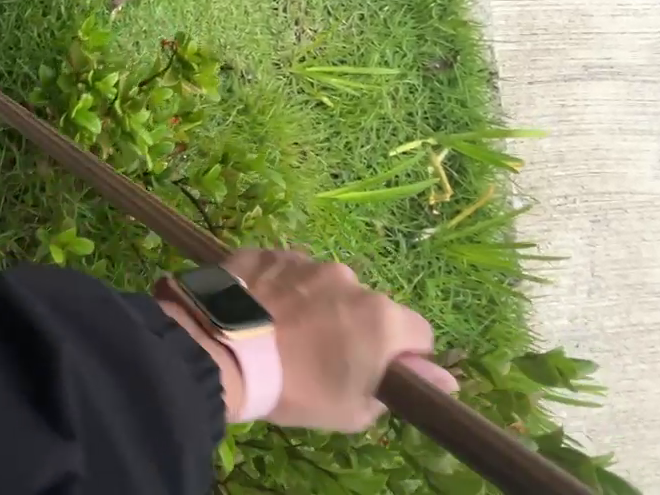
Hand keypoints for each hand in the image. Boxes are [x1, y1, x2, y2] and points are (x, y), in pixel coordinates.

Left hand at [223, 249, 458, 430]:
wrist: (219, 348)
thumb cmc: (295, 387)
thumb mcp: (354, 408)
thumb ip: (399, 386)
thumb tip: (440, 377)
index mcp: (380, 316)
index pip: (417, 332)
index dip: (405, 353)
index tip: (381, 368)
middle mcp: (343, 278)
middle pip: (364, 303)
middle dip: (353, 322)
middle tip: (321, 348)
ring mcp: (297, 259)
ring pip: (319, 282)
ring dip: (311, 300)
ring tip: (282, 326)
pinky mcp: (258, 251)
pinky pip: (279, 269)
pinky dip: (274, 284)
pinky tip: (256, 306)